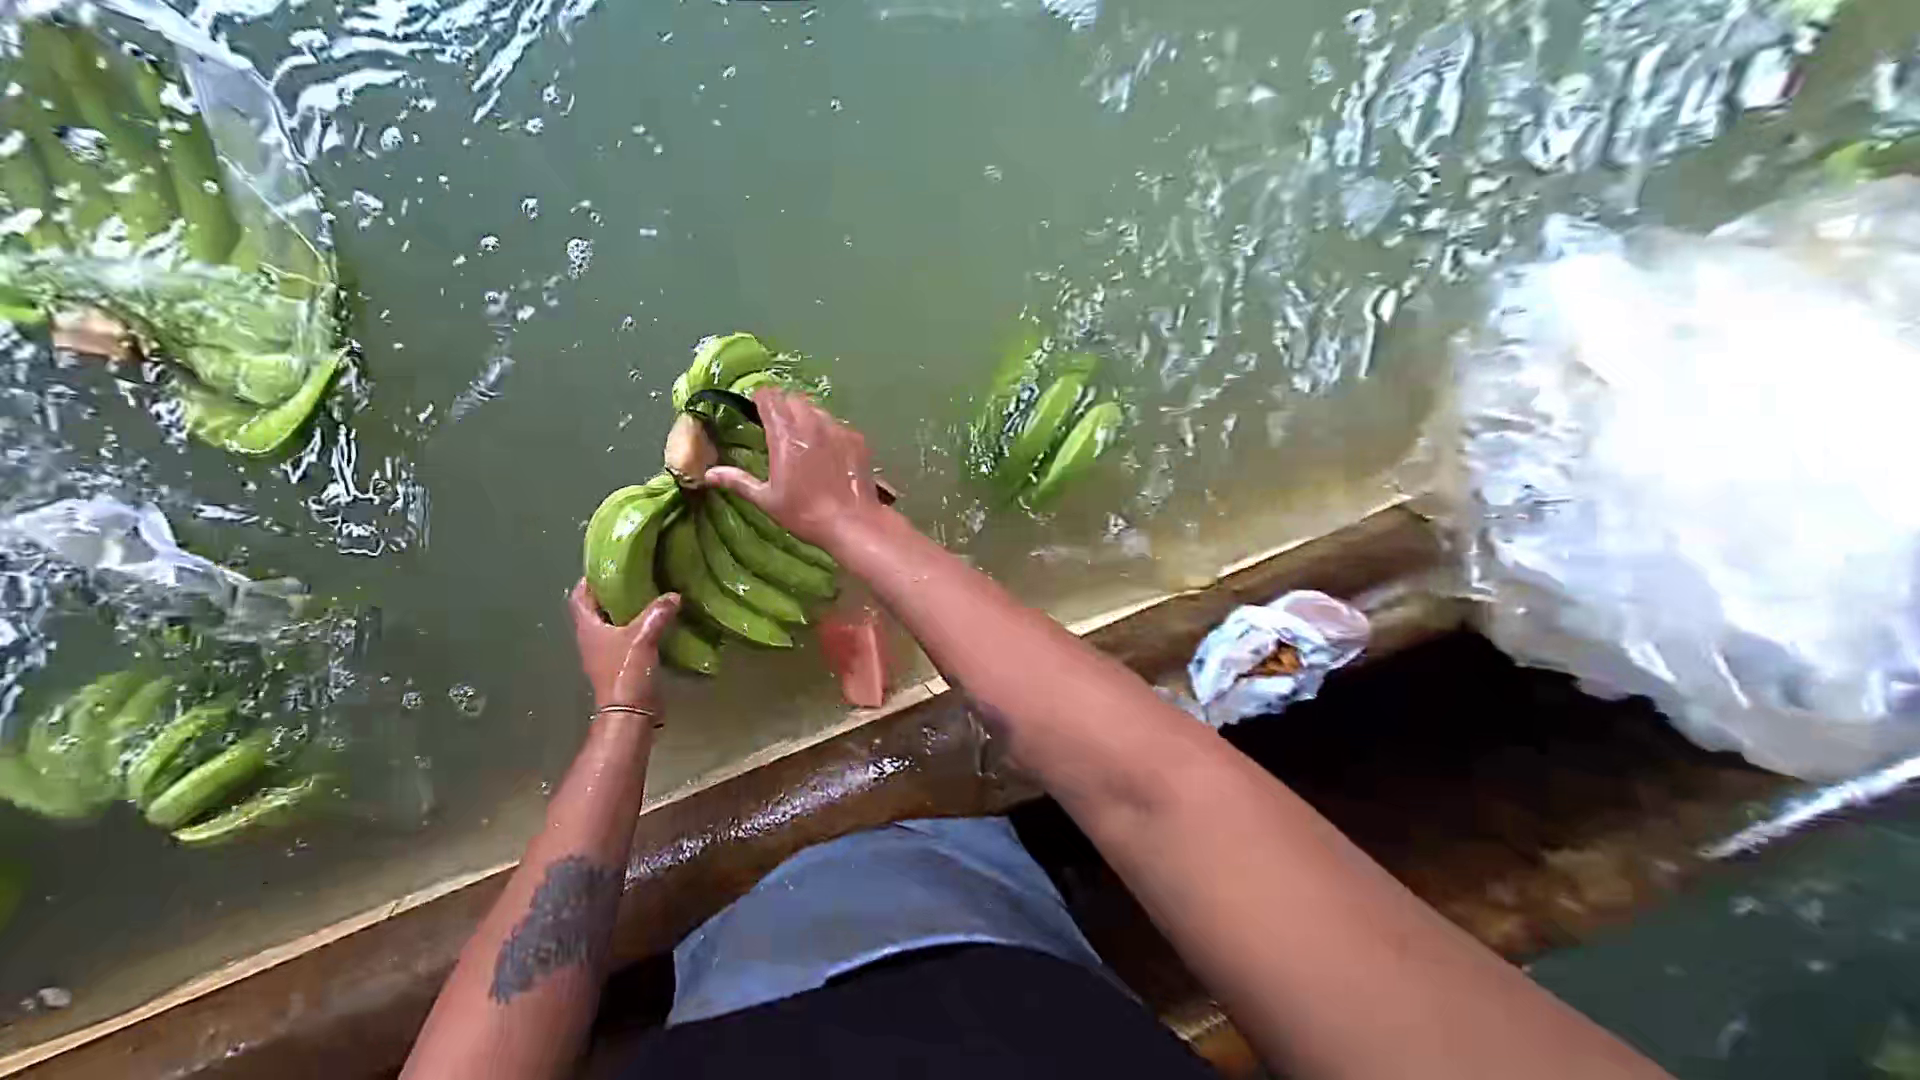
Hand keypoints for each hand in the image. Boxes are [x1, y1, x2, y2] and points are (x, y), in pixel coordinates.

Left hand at [568, 581, 679, 710]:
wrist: (631, 712)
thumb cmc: (626, 672)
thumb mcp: (643, 637)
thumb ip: (657, 613)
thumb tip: (673, 595)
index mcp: (588, 628)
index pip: (579, 597)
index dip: (589, 581)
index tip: (608, 567)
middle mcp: (591, 639)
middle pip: (596, 609)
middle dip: (612, 593)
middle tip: (635, 577)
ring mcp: (605, 653)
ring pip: (612, 624)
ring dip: (627, 611)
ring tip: (649, 596)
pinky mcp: (620, 664)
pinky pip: (627, 638)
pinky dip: (638, 628)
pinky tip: (657, 623)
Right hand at [705, 388, 885, 550]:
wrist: (851, 522)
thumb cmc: (805, 513)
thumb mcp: (767, 500)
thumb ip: (738, 481)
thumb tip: (708, 474)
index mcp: (785, 435)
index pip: (769, 398)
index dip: (760, 400)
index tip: (756, 409)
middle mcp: (811, 424)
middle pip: (793, 398)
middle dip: (782, 405)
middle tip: (777, 423)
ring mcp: (837, 429)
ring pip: (817, 408)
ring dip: (806, 415)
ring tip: (802, 435)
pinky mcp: (856, 438)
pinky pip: (837, 424)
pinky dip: (828, 430)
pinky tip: (828, 449)